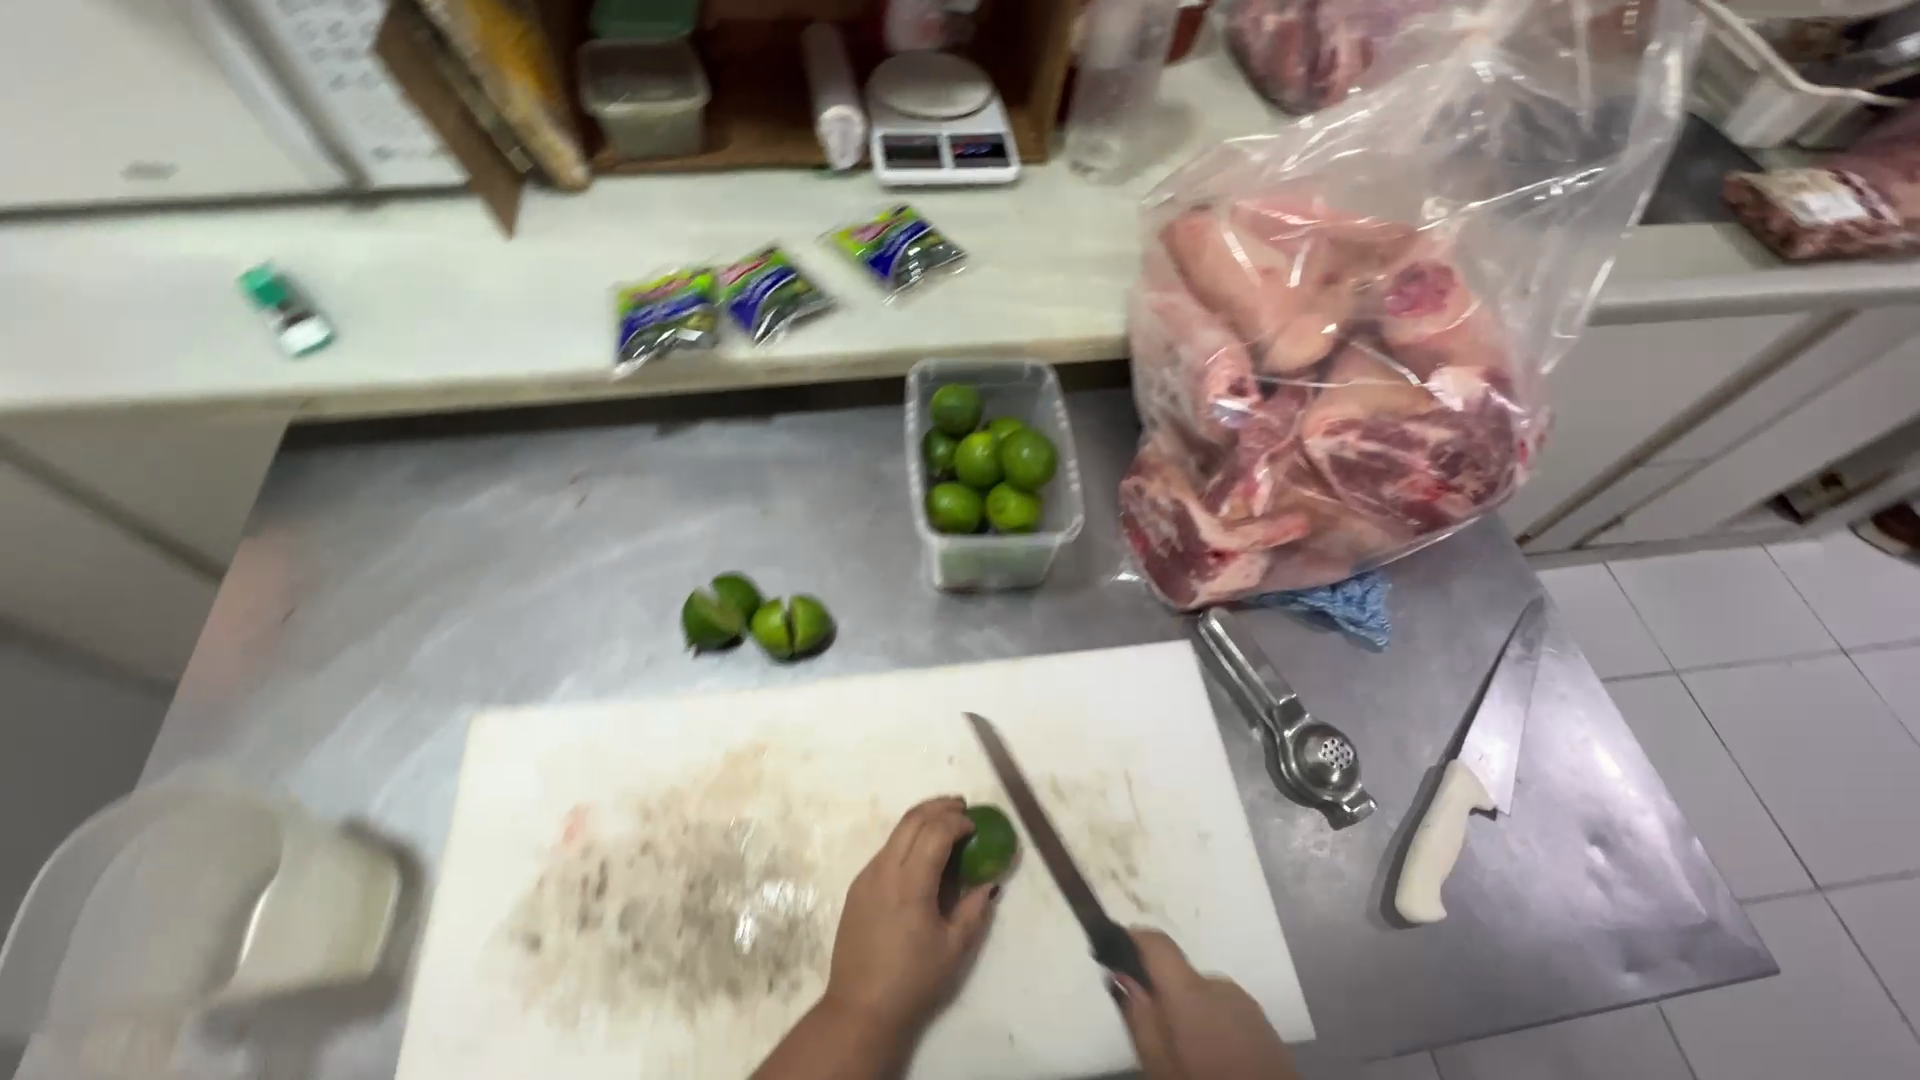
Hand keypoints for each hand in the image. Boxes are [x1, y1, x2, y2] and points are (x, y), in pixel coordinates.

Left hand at [821, 796, 1000, 1034]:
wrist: (860, 1008)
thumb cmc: (912, 981)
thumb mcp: (954, 949)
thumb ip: (974, 910)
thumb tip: (989, 883)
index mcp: (909, 885)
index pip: (934, 832)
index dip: (957, 821)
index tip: (975, 824)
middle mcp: (883, 871)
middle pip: (911, 820)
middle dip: (939, 807)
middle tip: (962, 806)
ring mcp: (866, 877)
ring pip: (895, 833)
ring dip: (921, 820)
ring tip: (945, 822)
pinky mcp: (857, 888)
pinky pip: (885, 851)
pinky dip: (907, 840)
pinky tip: (922, 853)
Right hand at [1110, 929, 1299, 1079]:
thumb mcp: (1160, 1067)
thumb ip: (1139, 1018)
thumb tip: (1123, 976)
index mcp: (1191, 993)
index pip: (1157, 943)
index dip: (1133, 939)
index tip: (1113, 952)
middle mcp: (1219, 986)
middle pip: (1178, 975)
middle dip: (1160, 995)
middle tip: (1151, 1035)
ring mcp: (1245, 1003)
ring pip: (1200, 995)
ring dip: (1187, 1014)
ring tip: (1186, 1057)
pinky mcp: (1262, 1023)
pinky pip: (1223, 1010)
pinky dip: (1210, 1025)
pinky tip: (1212, 1060)